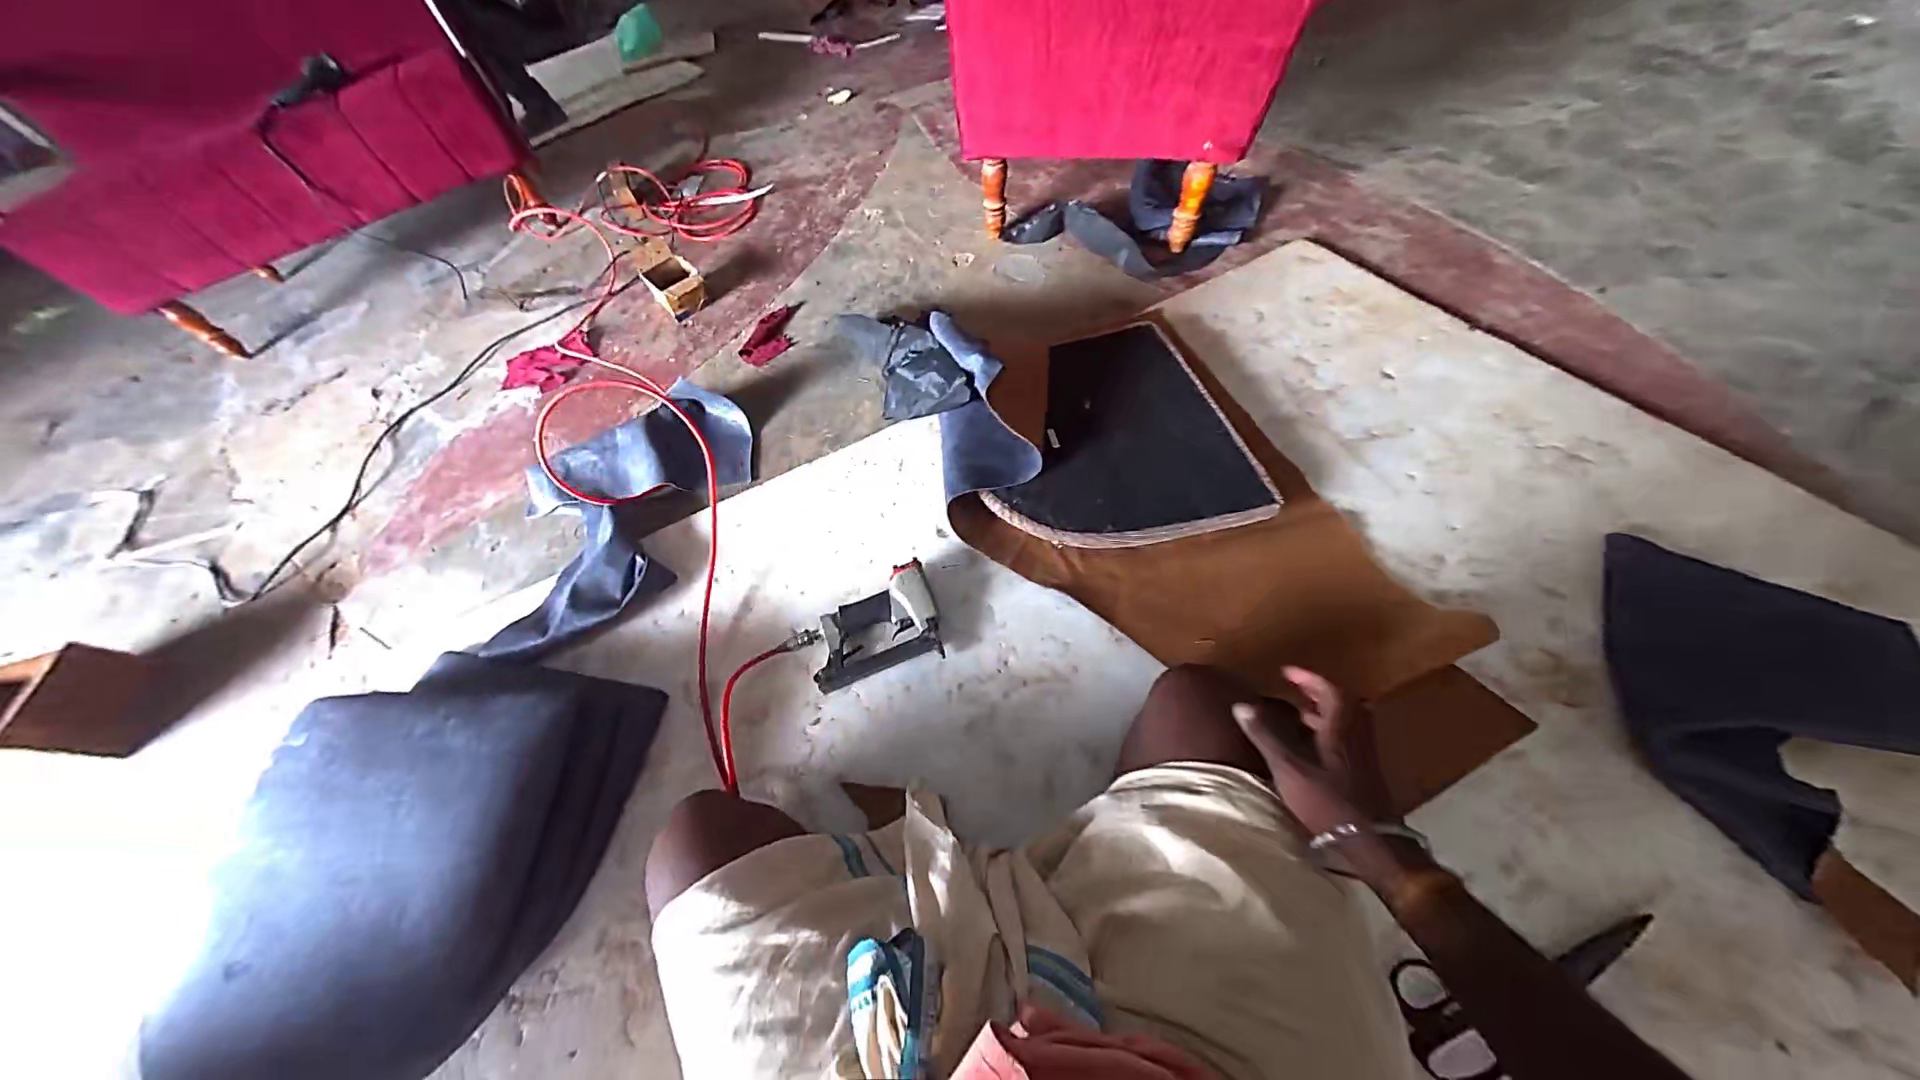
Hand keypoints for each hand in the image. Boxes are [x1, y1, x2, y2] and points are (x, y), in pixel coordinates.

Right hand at [1233, 667, 1426, 884]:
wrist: (1369, 842)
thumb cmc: (1327, 800)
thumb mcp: (1288, 767)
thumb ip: (1265, 735)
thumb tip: (1241, 705)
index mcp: (1341, 727)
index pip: (1330, 690)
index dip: (1308, 678)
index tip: (1286, 672)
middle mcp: (1356, 735)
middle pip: (1343, 703)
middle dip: (1318, 692)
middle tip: (1294, 688)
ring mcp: (1362, 754)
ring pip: (1346, 721)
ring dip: (1324, 711)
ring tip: (1297, 712)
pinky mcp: (1363, 771)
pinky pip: (1346, 737)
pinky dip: (1328, 730)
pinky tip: (1310, 744)